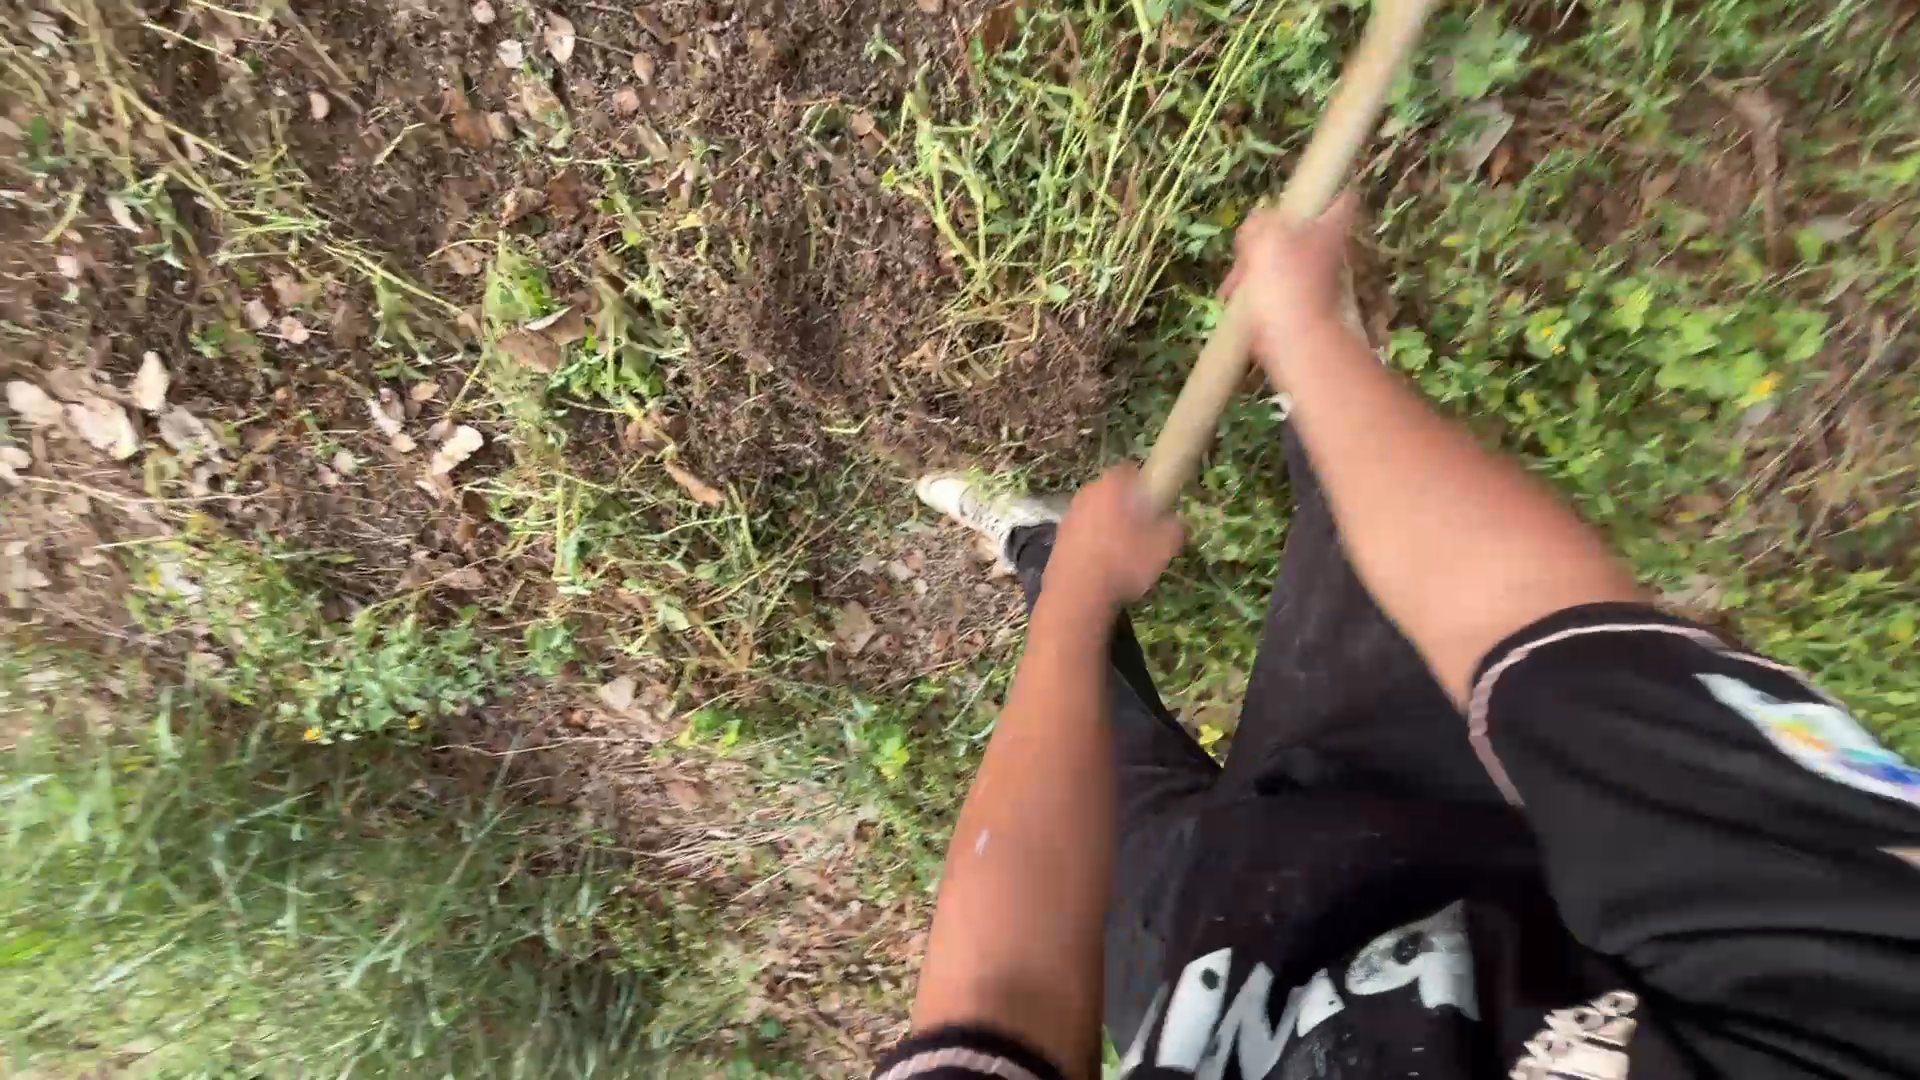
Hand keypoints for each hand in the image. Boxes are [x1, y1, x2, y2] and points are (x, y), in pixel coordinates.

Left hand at [1045, 464, 1184, 608]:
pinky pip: (1083, 531)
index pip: (1131, 470)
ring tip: (1122, 551)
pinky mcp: (1058, 536)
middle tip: (1143, 529)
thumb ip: (1176, 526)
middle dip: (1126, 504)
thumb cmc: (1125, 562)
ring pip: (1096, 511)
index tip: (1155, 504)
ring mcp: (1069, 513)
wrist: (1077, 593)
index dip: (1145, 484)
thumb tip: (1176, 520)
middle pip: (1112, 491)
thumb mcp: (1165, 546)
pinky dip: (1092, 541)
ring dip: (1108, 524)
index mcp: (1112, 484)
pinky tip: (1102, 563)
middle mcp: (1087, 492)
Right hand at [1221, 192, 1362, 383]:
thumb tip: (1257, 223)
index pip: (1341, 197)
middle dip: (1264, 245)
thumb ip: (1259, 222)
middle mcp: (1330, 253)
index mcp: (1330, 228)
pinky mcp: (1301, 311)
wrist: (1297, 344)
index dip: (1321, 194)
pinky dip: (1255, 299)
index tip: (1293, 202)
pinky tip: (1238, 309)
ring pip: (1281, 267)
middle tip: (1241, 257)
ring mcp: (1317, 284)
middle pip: (1297, 236)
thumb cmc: (1287, 285)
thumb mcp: (1265, 238)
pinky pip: (1274, 295)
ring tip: (1231, 291)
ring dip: (1253, 274)